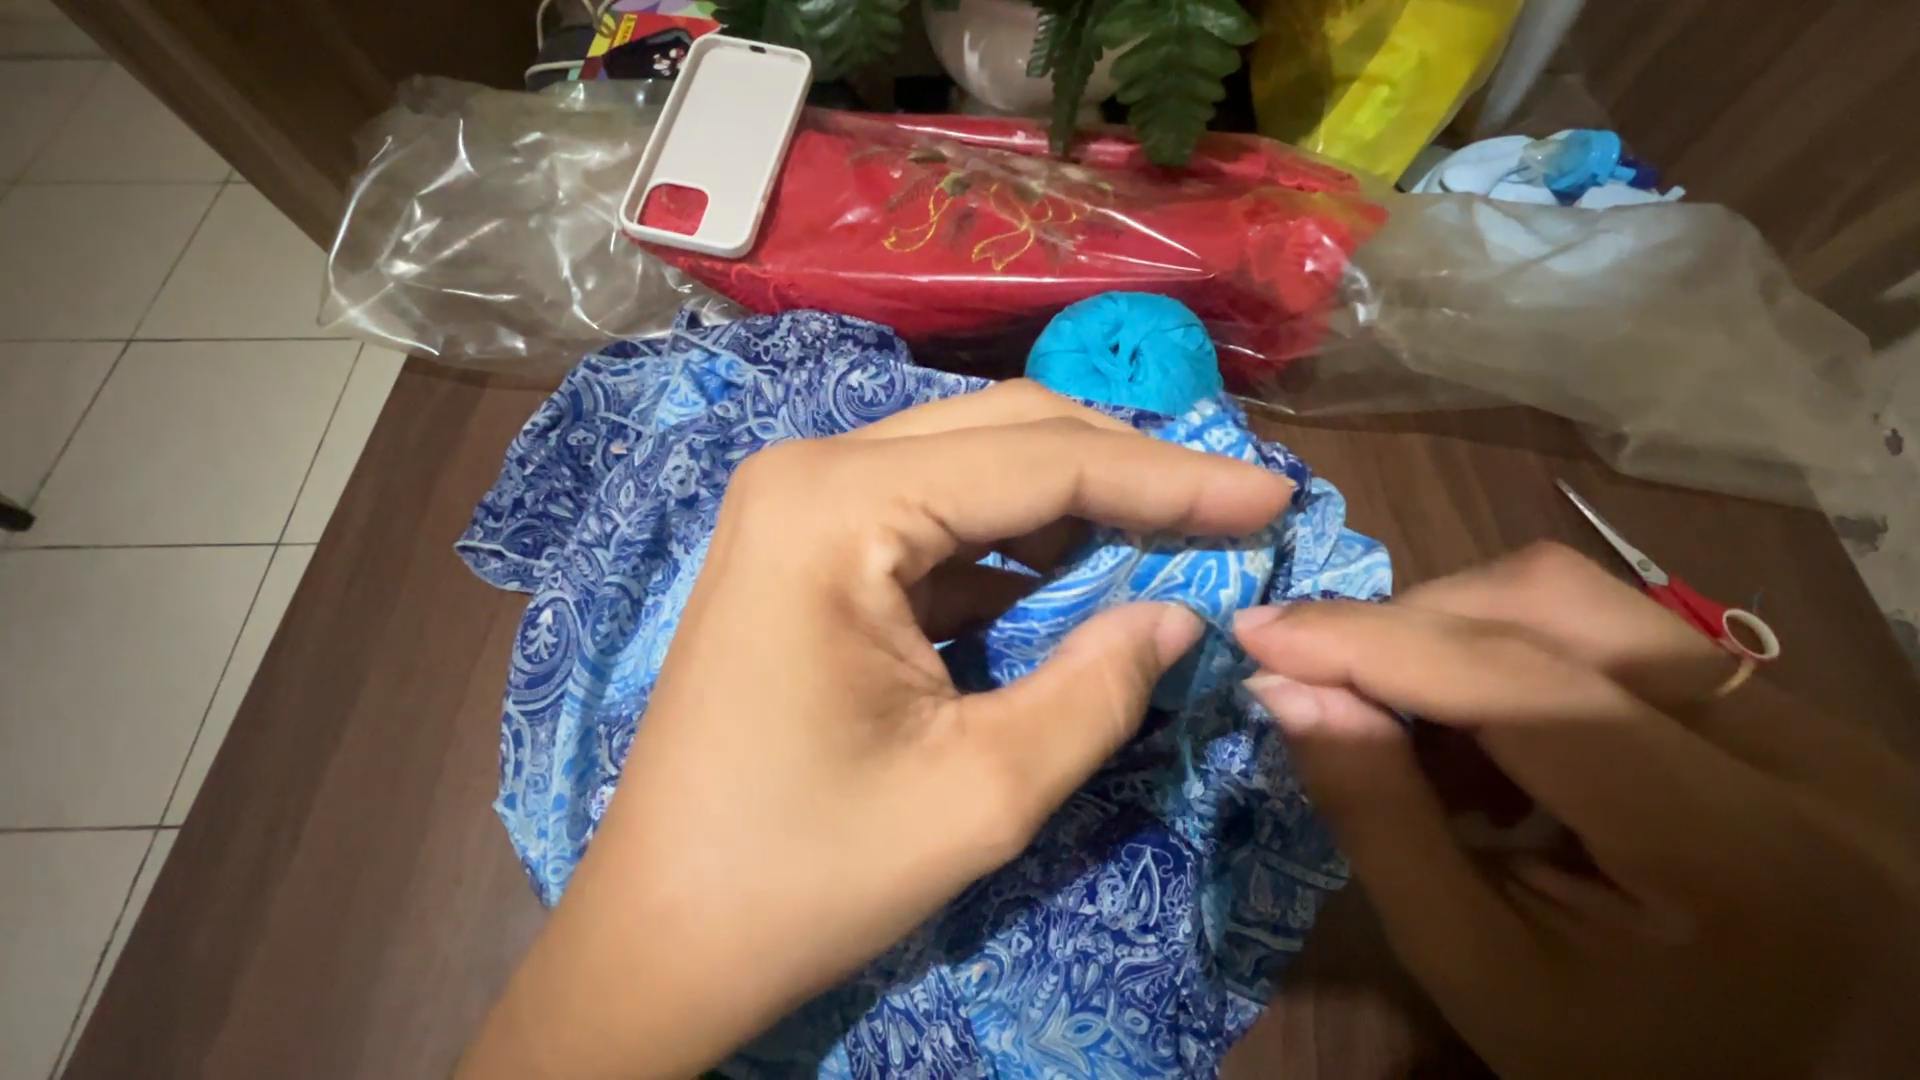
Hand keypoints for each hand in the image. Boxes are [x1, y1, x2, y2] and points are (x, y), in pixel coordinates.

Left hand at [458, 381, 1293, 1079]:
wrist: (660, 933)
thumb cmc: (804, 873)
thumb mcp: (981, 793)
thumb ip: (1099, 688)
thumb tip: (1183, 615)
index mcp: (836, 505)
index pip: (1039, 461)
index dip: (1169, 480)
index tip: (1271, 497)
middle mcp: (811, 471)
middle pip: (1006, 433)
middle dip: (1127, 471)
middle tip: (1230, 510)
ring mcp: (801, 504)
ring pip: (974, 465)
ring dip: (1076, 499)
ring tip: (1172, 536)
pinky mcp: (808, 546)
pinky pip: (936, 516)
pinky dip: (1016, 541)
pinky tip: (1076, 572)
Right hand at [1235, 543, 1919, 1078]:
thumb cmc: (1631, 1062)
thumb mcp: (1477, 967)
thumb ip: (1376, 817)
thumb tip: (1281, 687)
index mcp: (1738, 850)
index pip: (1519, 685)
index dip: (1368, 640)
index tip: (1255, 630)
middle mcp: (1803, 752)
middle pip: (1552, 603)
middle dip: (1406, 627)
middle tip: (1331, 689)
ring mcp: (1806, 719)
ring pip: (1577, 600)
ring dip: (1451, 640)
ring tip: (1423, 743)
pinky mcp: (1783, 709)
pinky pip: (1607, 632)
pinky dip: (1505, 660)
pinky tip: (1493, 749)